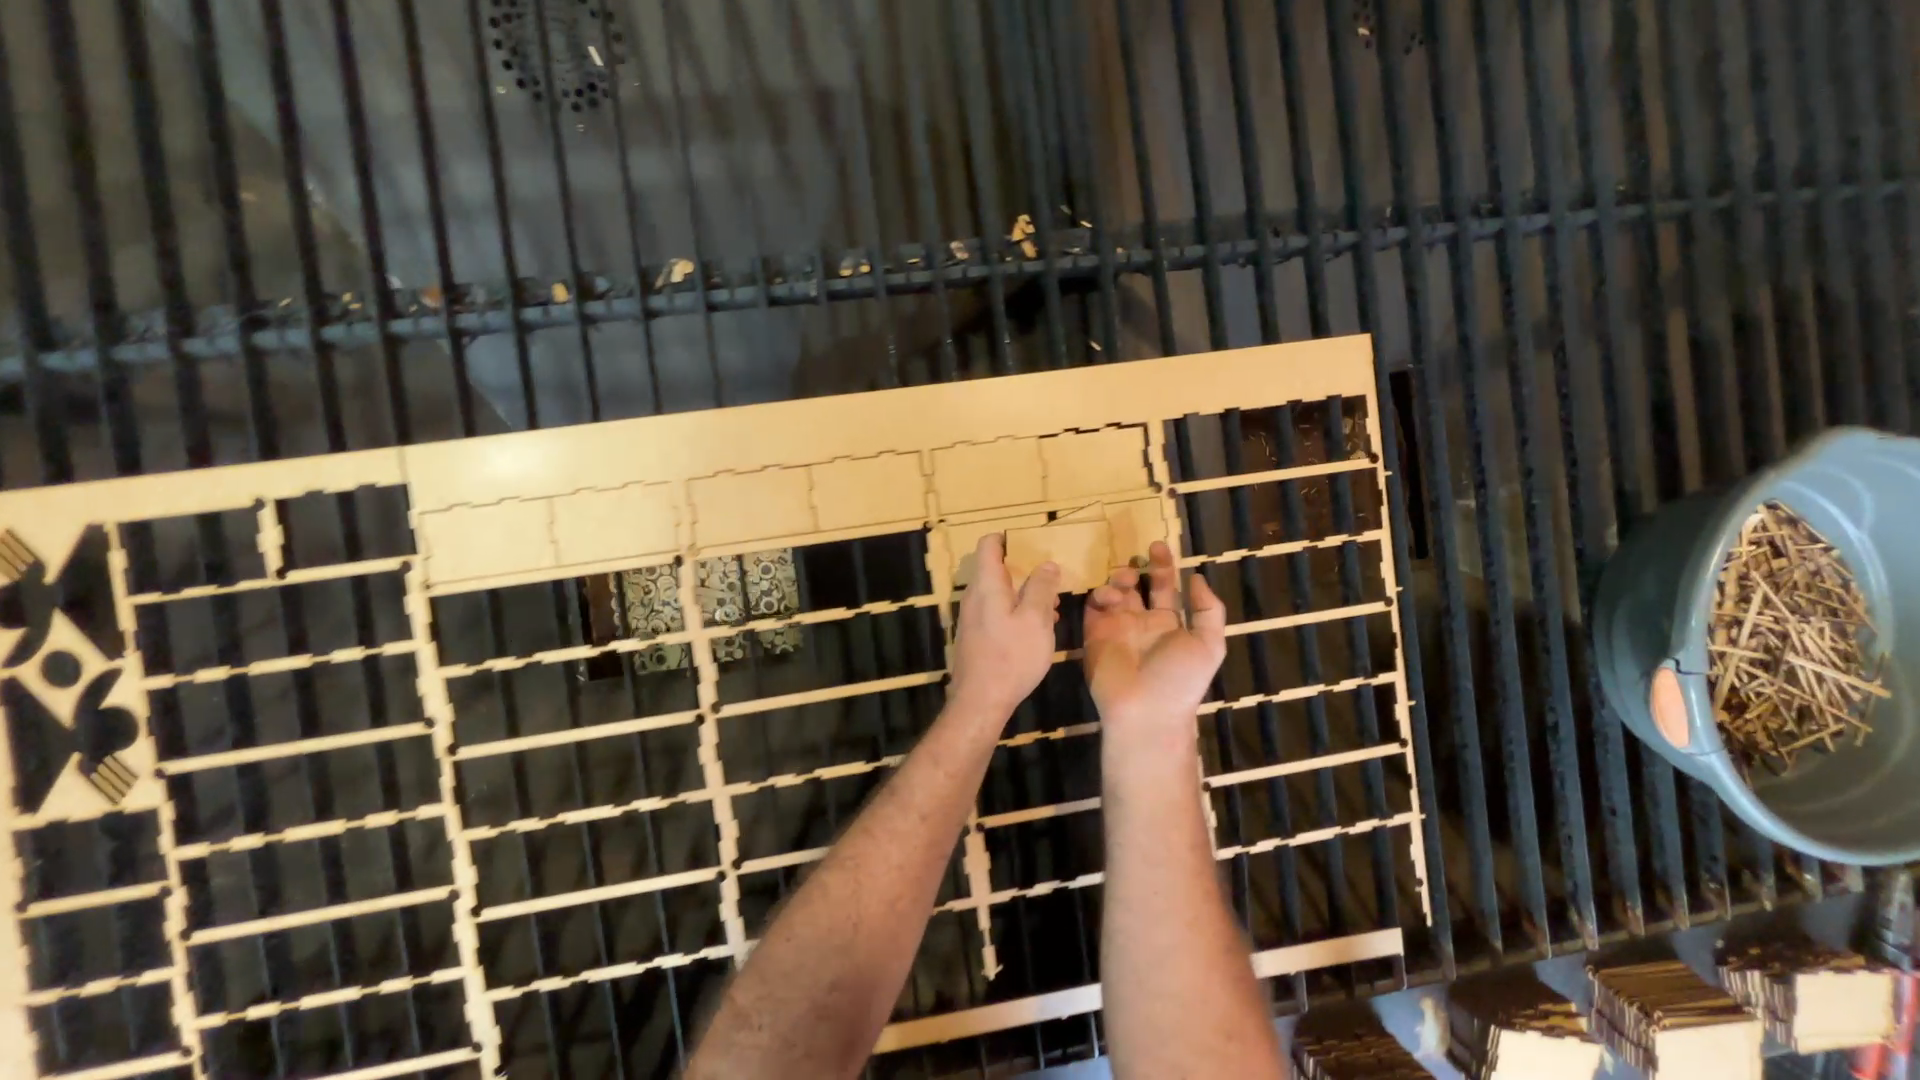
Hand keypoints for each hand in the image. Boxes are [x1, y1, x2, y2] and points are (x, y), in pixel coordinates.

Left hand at [948, 534, 1061, 715]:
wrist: (981, 701)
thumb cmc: (1011, 656)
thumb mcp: (1035, 619)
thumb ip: (1041, 588)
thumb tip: (1046, 564)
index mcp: (986, 585)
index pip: (989, 545)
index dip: (1008, 538)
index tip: (1032, 542)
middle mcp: (974, 597)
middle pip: (996, 569)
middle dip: (1024, 569)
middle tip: (1051, 577)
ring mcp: (972, 618)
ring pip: (999, 594)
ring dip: (1024, 594)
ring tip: (1051, 605)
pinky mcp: (976, 637)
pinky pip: (998, 613)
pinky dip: (1017, 612)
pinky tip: (1037, 630)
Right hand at [1083, 541, 1225, 737]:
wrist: (1146, 711)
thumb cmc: (1180, 678)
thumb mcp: (1210, 644)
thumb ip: (1208, 609)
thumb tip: (1197, 578)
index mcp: (1169, 624)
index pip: (1164, 587)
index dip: (1164, 566)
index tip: (1159, 546)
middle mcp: (1142, 622)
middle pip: (1137, 585)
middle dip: (1138, 567)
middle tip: (1139, 555)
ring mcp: (1117, 627)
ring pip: (1115, 591)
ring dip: (1120, 579)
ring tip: (1126, 578)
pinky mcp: (1095, 634)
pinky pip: (1094, 606)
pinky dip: (1101, 594)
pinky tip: (1112, 598)